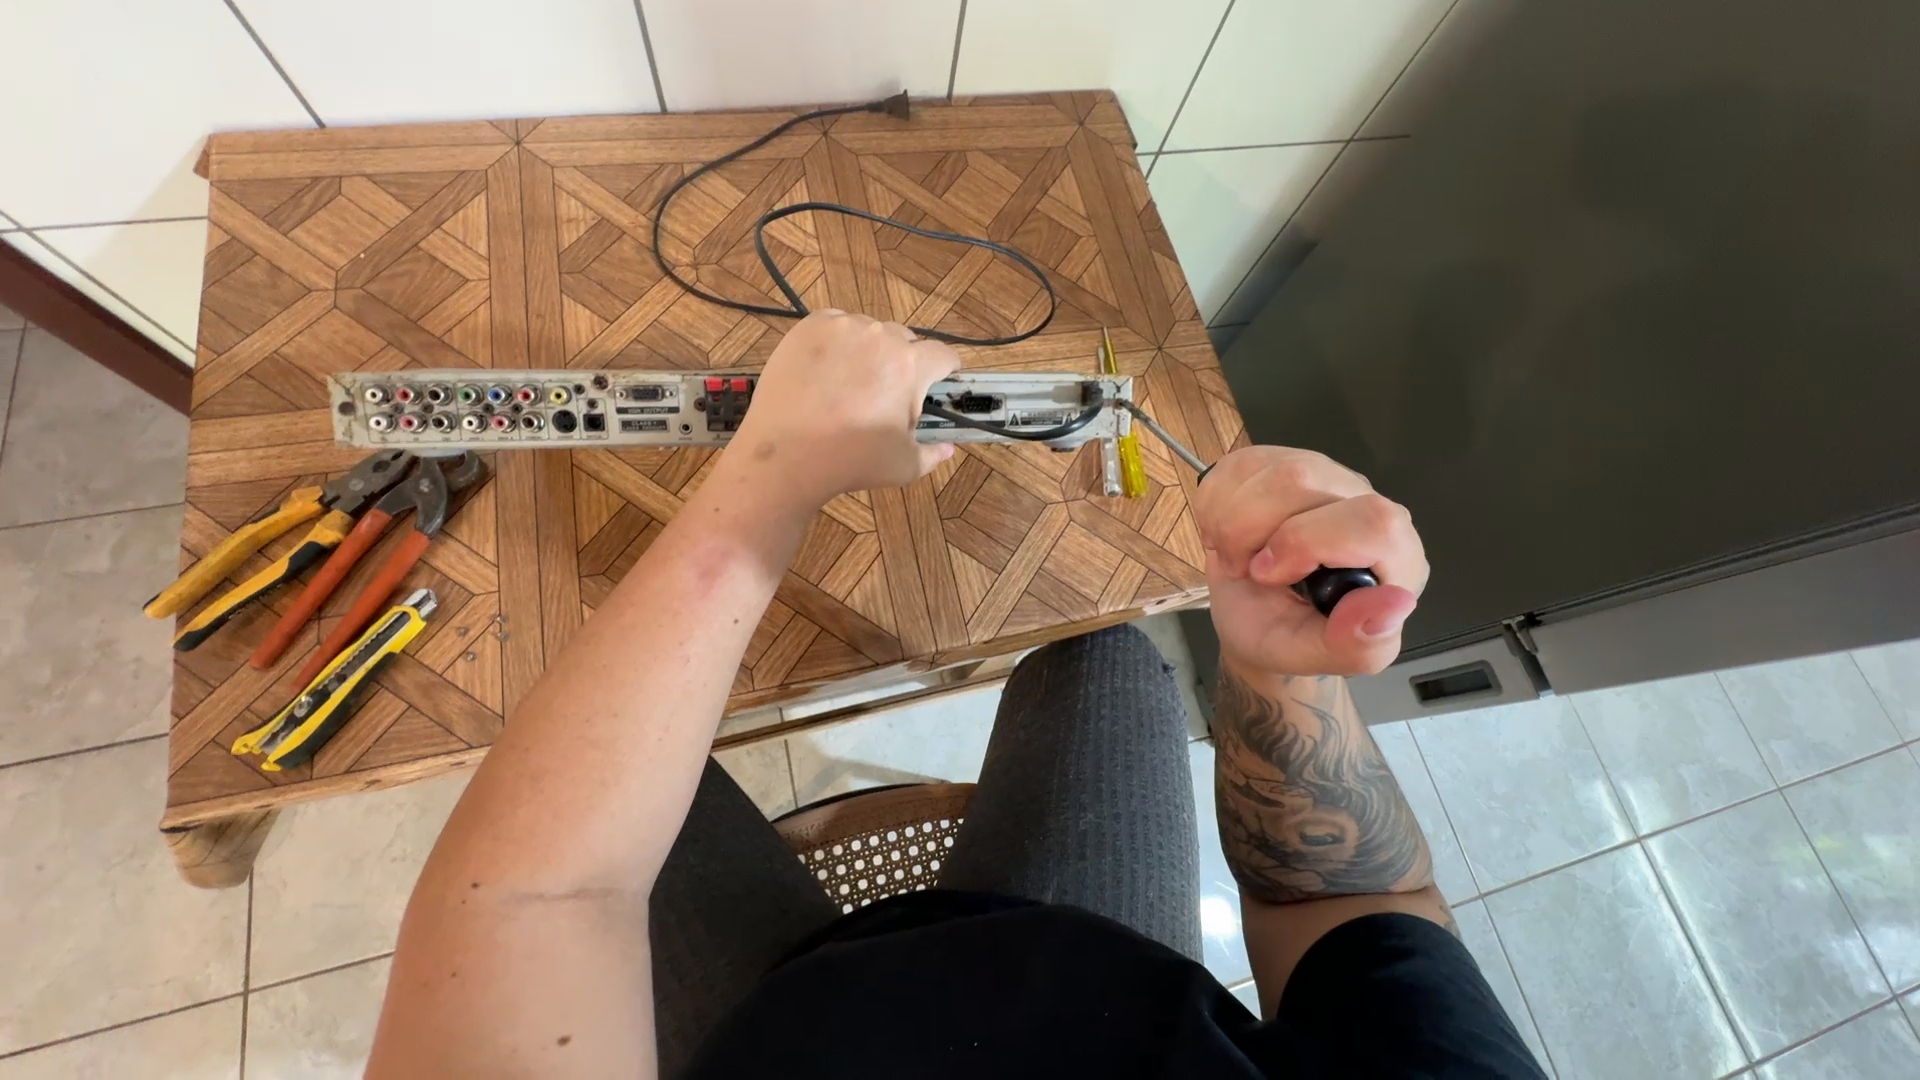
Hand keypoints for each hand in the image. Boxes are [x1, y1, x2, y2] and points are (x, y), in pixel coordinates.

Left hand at [726, 311, 959, 509]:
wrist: (786, 454)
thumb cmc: (851, 461)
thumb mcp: (904, 465)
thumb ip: (933, 454)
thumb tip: (947, 449)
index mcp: (910, 366)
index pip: (943, 355)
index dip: (945, 370)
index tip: (939, 381)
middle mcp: (880, 336)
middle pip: (905, 341)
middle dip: (903, 363)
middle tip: (884, 395)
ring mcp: (842, 327)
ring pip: (870, 331)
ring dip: (870, 350)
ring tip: (851, 383)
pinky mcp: (809, 327)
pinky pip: (836, 325)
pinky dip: (837, 342)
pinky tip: (827, 371)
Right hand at [1195, 447, 1427, 678]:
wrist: (1248, 617)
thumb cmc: (1284, 637)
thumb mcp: (1318, 657)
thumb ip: (1360, 644)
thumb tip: (1395, 603)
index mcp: (1392, 553)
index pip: (1371, 520)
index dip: (1306, 542)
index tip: (1268, 576)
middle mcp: (1362, 502)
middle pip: (1304, 479)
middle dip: (1249, 530)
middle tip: (1243, 570)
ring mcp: (1319, 475)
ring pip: (1269, 469)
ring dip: (1228, 520)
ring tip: (1233, 554)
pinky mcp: (1277, 462)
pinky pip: (1237, 464)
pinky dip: (1213, 505)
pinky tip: (1224, 533)